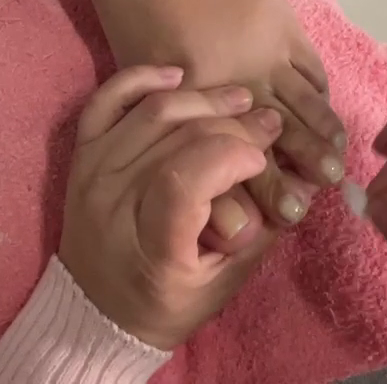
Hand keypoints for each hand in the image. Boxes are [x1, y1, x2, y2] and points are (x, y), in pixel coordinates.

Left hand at [58, 65, 283, 349]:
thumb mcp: (220, 285)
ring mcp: (94, 170)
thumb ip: (259, 231)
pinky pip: (107, 99)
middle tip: (269, 121)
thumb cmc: (164, 304)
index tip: (262, 158)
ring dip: (201, 98)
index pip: (186, 180)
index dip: (230, 157)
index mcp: (150, 244)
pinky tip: (178, 75)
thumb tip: (302, 180)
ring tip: (240, 97)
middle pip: (177, 137)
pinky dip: (141, 79)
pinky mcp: (83, 152)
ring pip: (151, 111)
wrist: (93, 311)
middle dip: (232, 124)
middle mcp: (114, 199)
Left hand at [68, 0, 346, 243]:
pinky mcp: (282, 20)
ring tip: (335, 165)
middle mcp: (237, 83)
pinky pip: (311, 67)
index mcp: (196, 99)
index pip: (230, 157)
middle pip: (276, 139)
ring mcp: (266, 51)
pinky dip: (321, 91)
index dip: (252, 192)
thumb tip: (197, 132)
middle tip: (311, 206)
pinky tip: (327, 107)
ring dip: (322, 137)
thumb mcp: (138, 59)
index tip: (267, 218)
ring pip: (304, 106)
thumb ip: (174, 99)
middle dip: (296, 177)